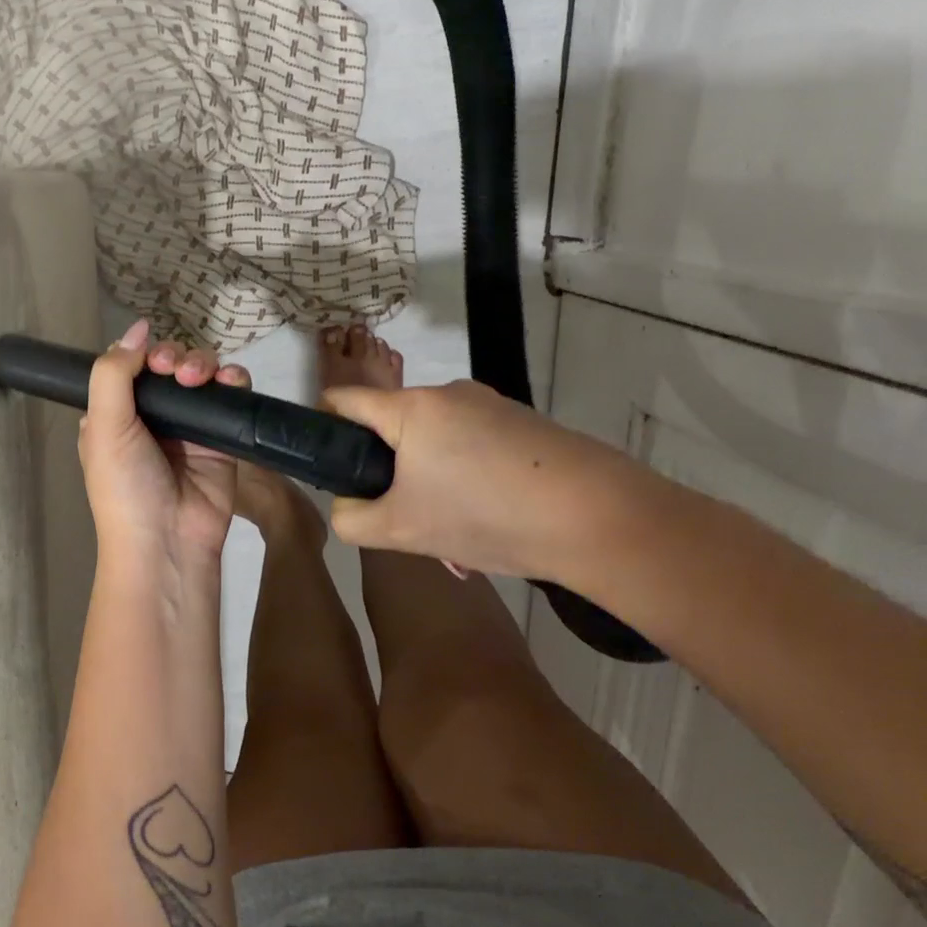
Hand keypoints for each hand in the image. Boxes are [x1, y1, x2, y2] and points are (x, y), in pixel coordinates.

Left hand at [80, 320, 251, 571]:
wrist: (168, 541)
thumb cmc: (124, 486)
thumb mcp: (103, 428)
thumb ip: (112, 374)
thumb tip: (137, 328)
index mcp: (114, 415)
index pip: (130, 366)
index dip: (141, 353)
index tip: (150, 358)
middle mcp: (151, 417)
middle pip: (168, 365)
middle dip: (173, 356)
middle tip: (174, 371)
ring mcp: (189, 427)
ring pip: (201, 374)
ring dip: (202, 364)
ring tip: (198, 378)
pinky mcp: (223, 439)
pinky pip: (231, 398)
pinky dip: (233, 381)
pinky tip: (230, 381)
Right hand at [323, 379, 652, 582]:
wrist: (604, 522)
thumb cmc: (485, 516)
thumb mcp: (397, 531)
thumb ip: (349, 517)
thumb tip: (350, 504)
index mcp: (411, 408)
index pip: (343, 399)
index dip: (322, 427)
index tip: (327, 465)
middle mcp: (449, 393)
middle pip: (392, 426)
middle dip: (387, 470)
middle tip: (399, 517)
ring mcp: (494, 406)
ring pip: (435, 441)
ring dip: (430, 481)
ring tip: (452, 532)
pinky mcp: (529, 426)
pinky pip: (475, 447)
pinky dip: (468, 479)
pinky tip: (491, 522)